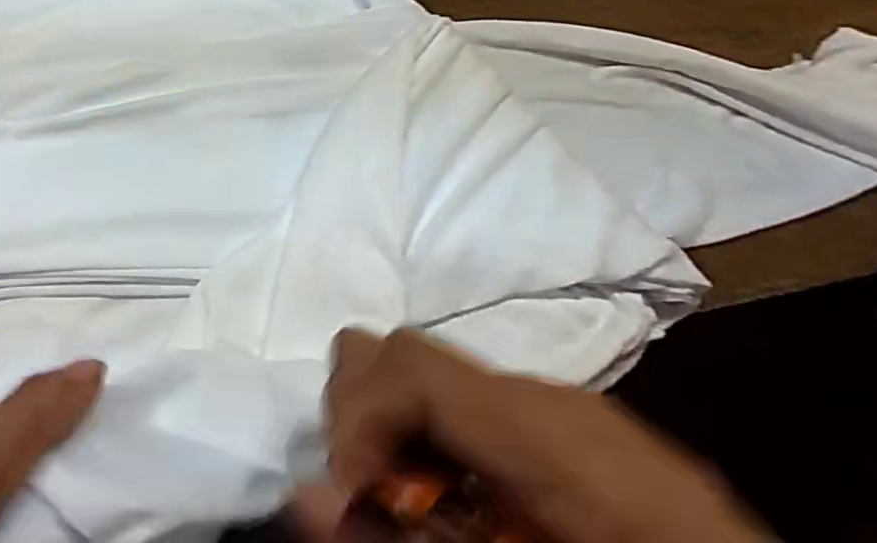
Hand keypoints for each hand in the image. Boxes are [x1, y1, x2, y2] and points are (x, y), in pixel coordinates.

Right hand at [295, 329, 771, 542]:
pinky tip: (463, 507)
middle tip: (371, 500)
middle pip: (403, 351)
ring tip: (413, 511)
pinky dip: (438, 446)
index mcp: (544, 426)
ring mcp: (560, 405)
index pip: (408, 364)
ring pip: (429, 374)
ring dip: (395, 434)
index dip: (353, 419)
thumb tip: (307, 496)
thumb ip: (415, 532)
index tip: (345, 499)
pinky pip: (469, 407)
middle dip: (362, 416)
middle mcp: (545, 394)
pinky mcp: (569, 426)